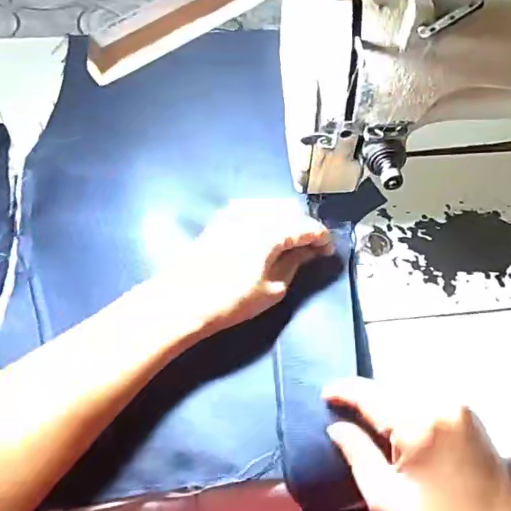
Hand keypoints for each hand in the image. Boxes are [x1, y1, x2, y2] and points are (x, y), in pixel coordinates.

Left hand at [155, 200, 333, 335]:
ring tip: (290, 245)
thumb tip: (309, 251)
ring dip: (285, 223)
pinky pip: (253, 211)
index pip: (307, 226)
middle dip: (304, 228)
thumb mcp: (273, 288)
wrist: (182, 301)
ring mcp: (234, 214)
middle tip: (311, 249)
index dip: (322, 238)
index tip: (328, 251)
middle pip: (290, 213)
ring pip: (271, 209)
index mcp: (272, 230)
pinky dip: (266, 220)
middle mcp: (254, 214)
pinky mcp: (220, 220)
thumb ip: (295, 263)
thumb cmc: (232, 300)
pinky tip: (267, 236)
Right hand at [324, 377, 510, 510]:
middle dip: (364, 400)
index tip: (322, 396)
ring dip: (385, 405)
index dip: (343, 392)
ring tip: (363, 422)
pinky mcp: (469, 417)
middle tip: (339, 414)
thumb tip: (337, 427)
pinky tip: (395, 428)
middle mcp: (440, 403)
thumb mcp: (385, 499)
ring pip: (407, 395)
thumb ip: (357, 454)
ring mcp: (459, 408)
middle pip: (389, 391)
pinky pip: (426, 403)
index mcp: (418, 422)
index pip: (369, 394)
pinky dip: (406, 410)